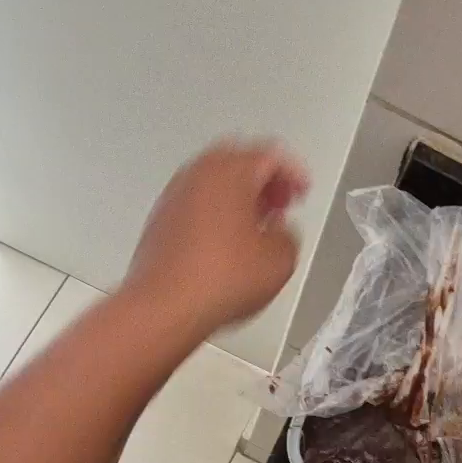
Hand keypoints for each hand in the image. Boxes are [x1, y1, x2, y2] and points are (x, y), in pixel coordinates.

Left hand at [121, 139, 310, 340]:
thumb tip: (282, 233)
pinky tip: (227, 244)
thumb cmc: (217, 280)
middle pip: (239, 161)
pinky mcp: (160, 220)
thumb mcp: (280, 260)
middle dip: (264, 181)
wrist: (167, 307)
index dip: (293, 172)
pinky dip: (215, 214)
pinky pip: (195, 205)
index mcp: (232, 172)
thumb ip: (290, 234)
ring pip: (214, 183)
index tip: (301, 189)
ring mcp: (175, 196)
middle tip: (281, 201)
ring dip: (238, 198)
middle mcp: (199, 175)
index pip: (271, 154)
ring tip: (256, 226)